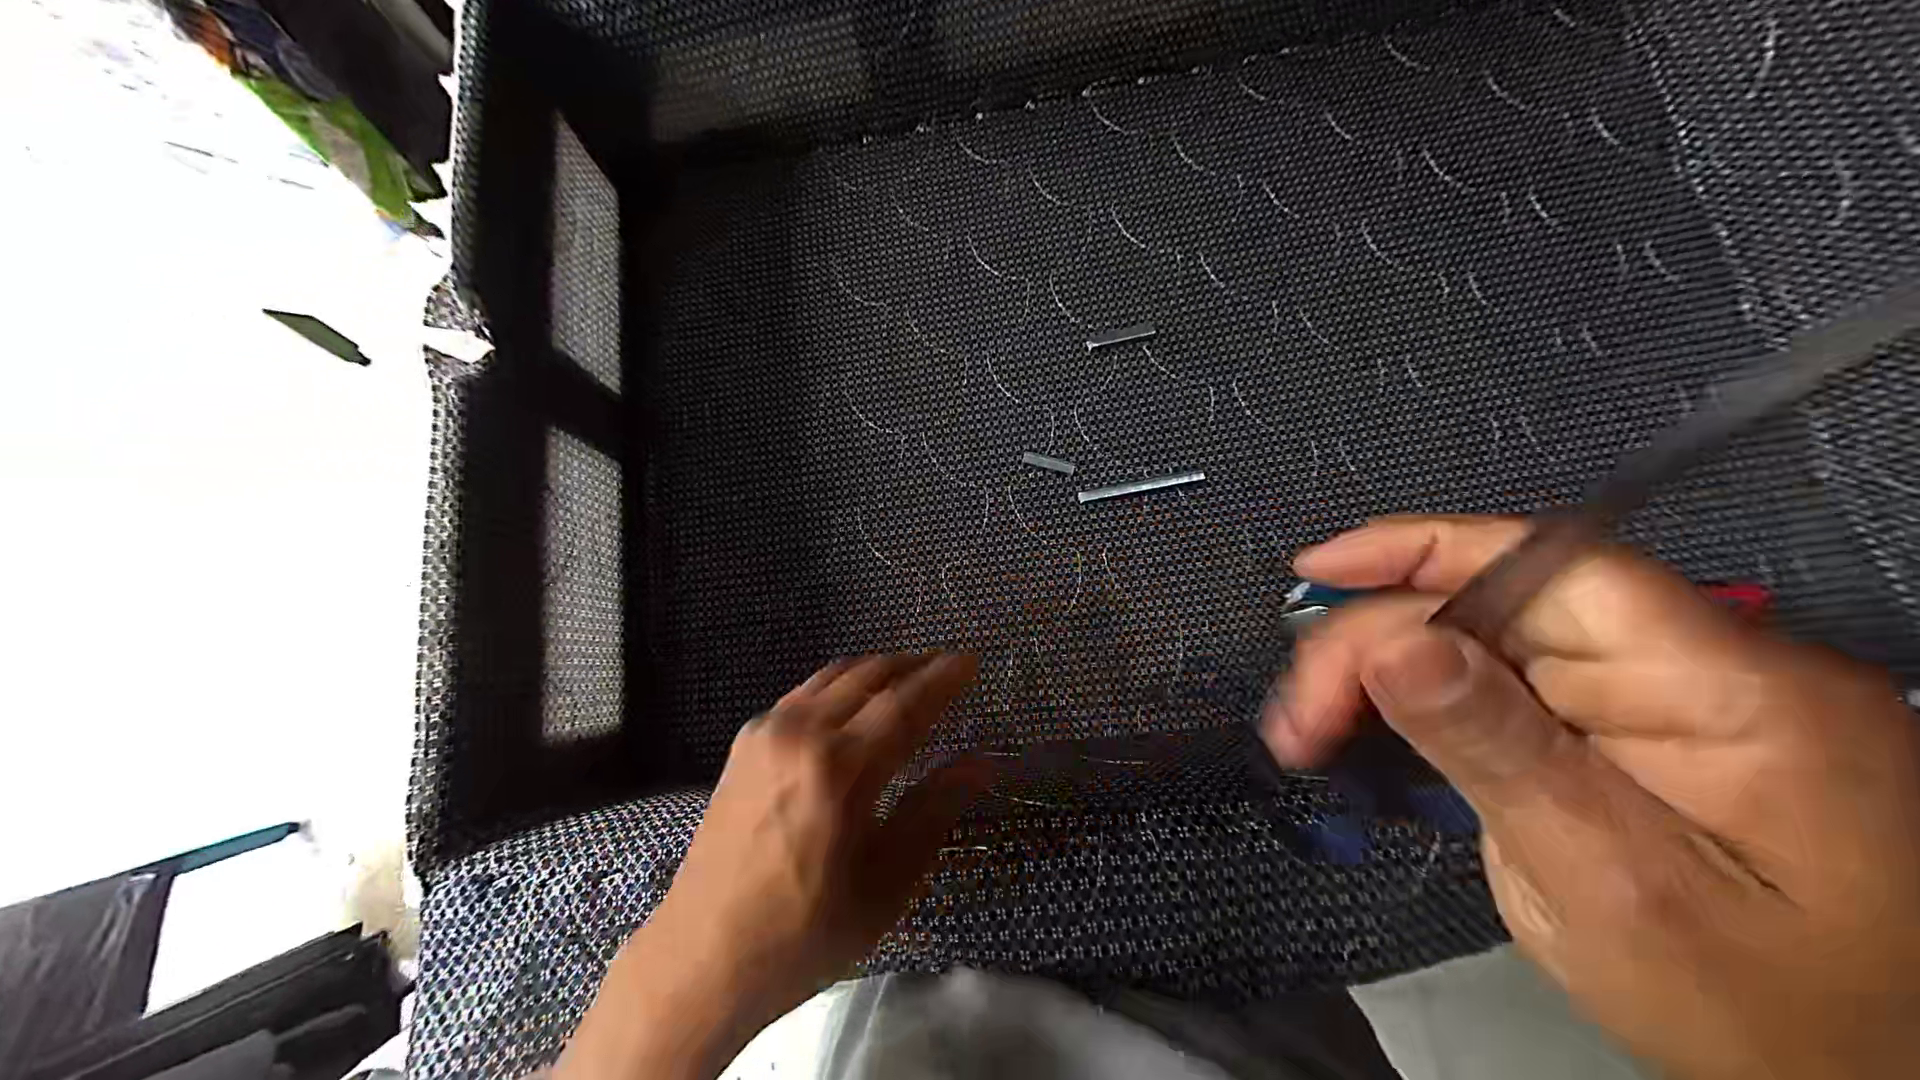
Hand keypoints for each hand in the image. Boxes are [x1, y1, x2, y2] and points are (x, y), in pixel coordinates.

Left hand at [557, 653, 988, 1079]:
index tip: (972, 660)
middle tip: (947, 666)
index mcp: (839, 767)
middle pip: (870, 675)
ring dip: (879, 669)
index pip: (905, 703)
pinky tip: (855, 701)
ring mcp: (767, 731)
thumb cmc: (804, 932)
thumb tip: (980, 762)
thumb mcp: (886, 884)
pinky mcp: (746, 741)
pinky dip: (841, 684)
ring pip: (834, 675)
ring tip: (910, 676)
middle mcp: (800, 732)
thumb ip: (933, 811)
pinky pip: (805, 692)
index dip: (943, 679)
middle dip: (914, 665)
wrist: (700, 958)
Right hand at [1264, 516, 1919, 1079]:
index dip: (1419, 548)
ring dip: (1371, 679)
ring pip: (1465, 645)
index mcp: (1723, 685)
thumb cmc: (1762, 1013)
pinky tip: (1358, 728)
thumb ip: (1498, 749)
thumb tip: (1391, 646)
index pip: (1548, 564)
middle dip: (1369, 651)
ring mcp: (1643, 697)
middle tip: (1295, 719)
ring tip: (1304, 730)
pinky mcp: (1604, 728)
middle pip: (1483, 610)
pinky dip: (1405, 703)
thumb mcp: (1609, 882)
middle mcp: (1684, 666)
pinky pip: (1482, 686)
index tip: (1316, 572)